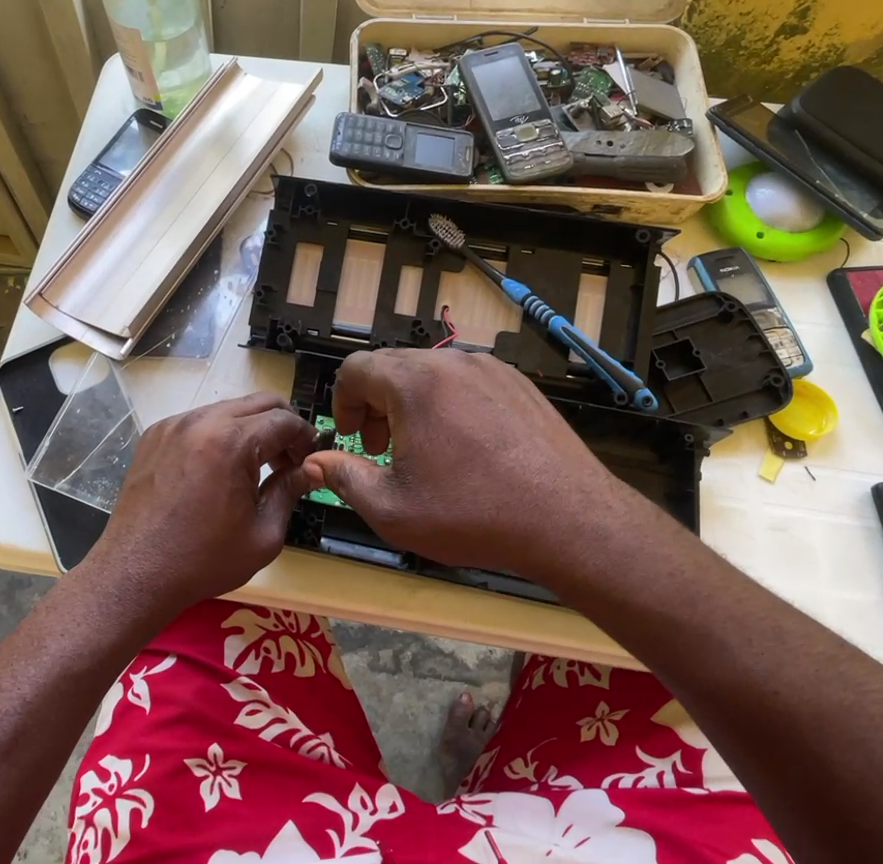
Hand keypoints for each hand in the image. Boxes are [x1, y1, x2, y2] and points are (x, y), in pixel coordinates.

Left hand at [86, 393, 316, 615]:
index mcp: (231, 442)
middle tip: (288, 460)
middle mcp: (201, 421)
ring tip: (254, 467)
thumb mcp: (263, 534)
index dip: (305, 437)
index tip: (310, 460)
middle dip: (281, 426)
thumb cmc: (204, 560)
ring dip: (250, 428)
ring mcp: (173, 425)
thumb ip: (290, 492)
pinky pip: (198, 421)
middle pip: (258, 402)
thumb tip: (311, 470)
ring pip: (227, 409)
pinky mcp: (154, 435)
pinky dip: (218, 434)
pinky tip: (218, 469)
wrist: (136, 573)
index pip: (284, 420)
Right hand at [301, 349, 666, 584]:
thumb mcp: (392, 509)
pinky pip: (468, 382)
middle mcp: (451, 362)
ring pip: (432, 373)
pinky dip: (451, 404)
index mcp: (414, 383)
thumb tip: (314, 462)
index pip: (356, 367)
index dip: (342, 401)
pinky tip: (467, 448)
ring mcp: (491, 369)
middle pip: (393, 366)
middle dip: (376, 404)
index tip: (351, 438)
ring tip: (424, 450)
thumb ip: (344, 478)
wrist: (568, 519)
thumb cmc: (472, 515)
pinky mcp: (520, 384)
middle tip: (381, 448)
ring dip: (412, 404)